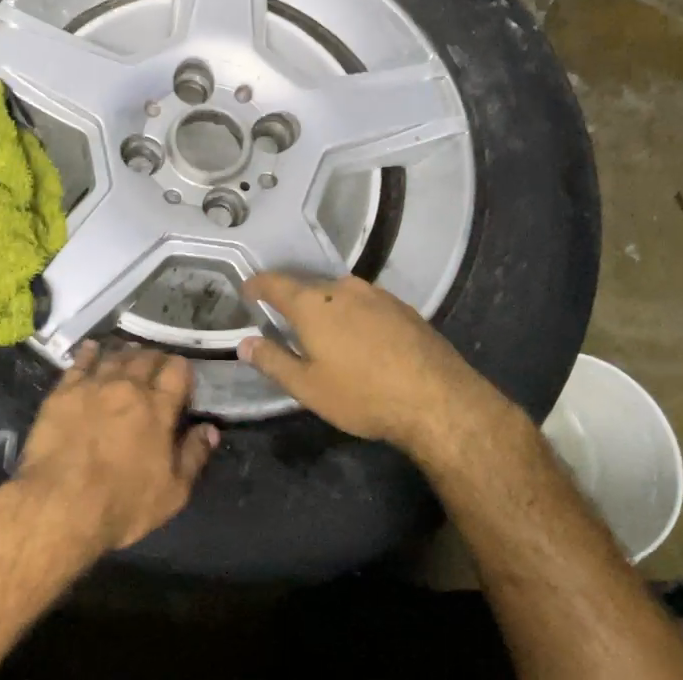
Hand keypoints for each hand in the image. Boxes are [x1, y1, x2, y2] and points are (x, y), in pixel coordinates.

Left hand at [15, 343, 218, 552]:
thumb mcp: (172, 492)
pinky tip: (92, 349)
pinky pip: (79, 362)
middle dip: (156, 360)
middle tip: (156, 368)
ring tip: (129, 356)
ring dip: (126, 354)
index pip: (177, 371)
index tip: (181, 378)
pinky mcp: (63, 392)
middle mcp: (128, 387)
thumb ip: (194, 456)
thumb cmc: (122, 504)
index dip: (182, 369)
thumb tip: (210, 429)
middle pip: (146, 358)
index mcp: (158, 408)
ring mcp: (93, 386)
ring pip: (115, 356)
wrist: (60, 504)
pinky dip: (89, 353)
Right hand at [239, 273, 512, 452]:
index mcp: (313, 304)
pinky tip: (361, 340)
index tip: (246, 290)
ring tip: (323, 333)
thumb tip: (244, 344)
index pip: (275, 283)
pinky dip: (354, 315)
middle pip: (308, 287)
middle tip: (284, 321)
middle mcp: (343, 288)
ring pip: (340, 294)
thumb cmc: (363, 395)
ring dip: (327, 308)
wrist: (438, 399)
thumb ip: (273, 362)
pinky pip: (366, 304)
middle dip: (293, 300)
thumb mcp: (308, 388)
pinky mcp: (402, 307)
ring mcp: (377, 295)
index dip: (257, 286)